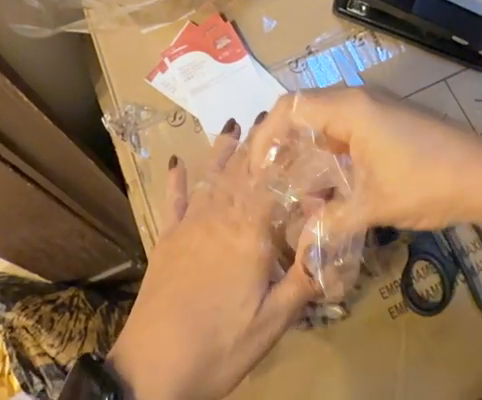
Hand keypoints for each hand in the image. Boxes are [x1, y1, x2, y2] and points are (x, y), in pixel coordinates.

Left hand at [108, 119, 317, 399]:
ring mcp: (188, 226)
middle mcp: (218, 218)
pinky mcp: (166, 240)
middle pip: (241, 172)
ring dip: (224, 151)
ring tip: (235, 124)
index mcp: (248, 233)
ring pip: (211, 178)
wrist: (151, 369)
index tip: (301, 127)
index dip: (286, 153)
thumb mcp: (271, 323)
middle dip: (258, 142)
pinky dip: (177, 180)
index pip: (272, 182)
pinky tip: (177, 161)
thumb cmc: (219, 347)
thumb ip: (302, 279)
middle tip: (273, 113)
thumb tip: (330, 239)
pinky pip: (174, 201)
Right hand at [252, 87, 481, 233]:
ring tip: (293, 185)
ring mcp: (377, 109)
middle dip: (283, 142)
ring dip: (308, 148)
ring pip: (327, 121)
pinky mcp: (390, 123)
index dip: (266, 134)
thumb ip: (332, 220)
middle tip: (267, 178)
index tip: (255, 168)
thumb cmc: (426, 181)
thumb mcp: (374, 205)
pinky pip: (347, 130)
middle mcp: (358, 99)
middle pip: (306, 110)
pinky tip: (330, 185)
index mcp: (349, 107)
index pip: (291, 107)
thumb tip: (300, 246)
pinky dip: (331, 152)